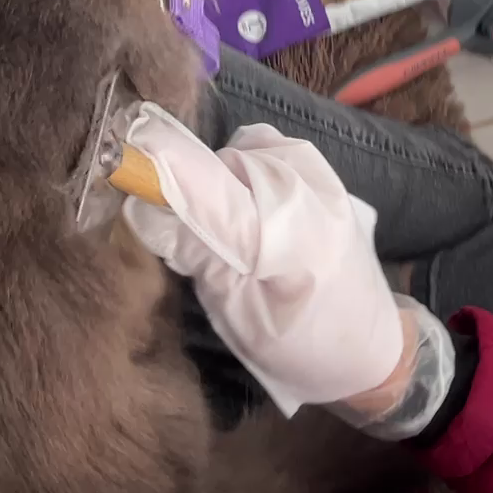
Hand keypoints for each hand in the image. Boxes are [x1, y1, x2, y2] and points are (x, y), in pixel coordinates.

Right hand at [119, 104, 403, 414]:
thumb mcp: (238, 316)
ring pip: (241, 149)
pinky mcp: (327, 172)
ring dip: (223, 176)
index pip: (209, 189)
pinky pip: (266, 146)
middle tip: (194, 231)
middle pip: (221, 163)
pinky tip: (255, 201)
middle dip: (193, 186)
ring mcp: (324, 177)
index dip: (161, 169)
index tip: (121, 160)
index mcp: (286, 242)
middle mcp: (308, 195)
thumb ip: (195, 255)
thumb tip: (143, 208)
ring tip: (234, 220)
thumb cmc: (298, 346)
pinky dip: (247, 165)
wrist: (372, 346)